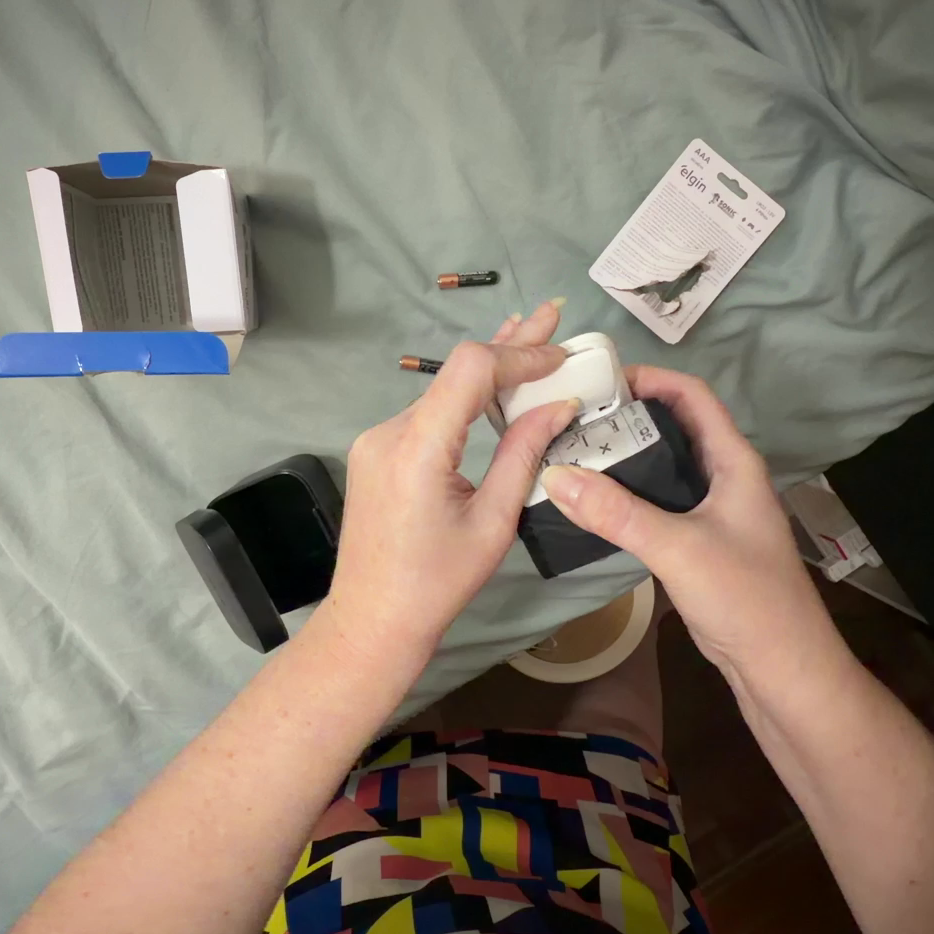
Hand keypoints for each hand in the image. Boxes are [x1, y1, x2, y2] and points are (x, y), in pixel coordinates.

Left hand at [316, 301, 578, 663]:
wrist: (372, 618)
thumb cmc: (437, 584)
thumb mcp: (493, 522)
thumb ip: (524, 455)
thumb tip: (560, 405)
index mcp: (417, 448)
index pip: (471, 370)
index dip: (519, 354)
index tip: (561, 355)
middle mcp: (389, 431)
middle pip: (454, 372)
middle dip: (508, 344)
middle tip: (552, 314)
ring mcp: (376, 440)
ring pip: (440, 391)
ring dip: (487, 372)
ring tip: (531, 338)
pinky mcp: (375, 452)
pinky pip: (426, 414)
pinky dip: (463, 400)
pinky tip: (492, 388)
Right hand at [537, 366, 848, 680]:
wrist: (780, 667)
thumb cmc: (745, 597)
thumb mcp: (678, 547)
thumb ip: (617, 513)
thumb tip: (554, 475)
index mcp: (734, 462)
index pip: (693, 397)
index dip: (651, 378)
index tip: (599, 380)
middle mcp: (722, 478)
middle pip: (672, 428)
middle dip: (625, 417)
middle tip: (571, 419)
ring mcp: (709, 512)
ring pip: (661, 469)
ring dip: (622, 458)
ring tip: (571, 454)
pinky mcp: (695, 542)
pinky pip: (654, 504)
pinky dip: (624, 495)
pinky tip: (591, 504)